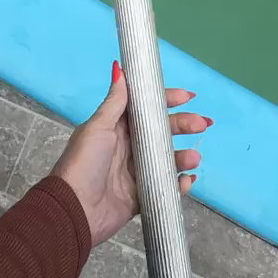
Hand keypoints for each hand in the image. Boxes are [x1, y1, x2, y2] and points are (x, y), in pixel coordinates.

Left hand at [53, 62, 211, 246]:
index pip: (147, 109)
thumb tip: (119, 67)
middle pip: (162, 132)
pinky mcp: (139, 197)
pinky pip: (164, 188)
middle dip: (183, 126)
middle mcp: (128, 147)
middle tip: (203, 124)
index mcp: (117, 127)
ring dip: (183, 156)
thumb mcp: (98, 127)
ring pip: (166, 159)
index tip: (187, 97)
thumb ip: (114, 101)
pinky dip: (178, 185)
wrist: (74, 210)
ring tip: (194, 158)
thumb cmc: (85, 163)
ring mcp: (135, 172)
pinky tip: (187, 181)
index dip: (167, 101)